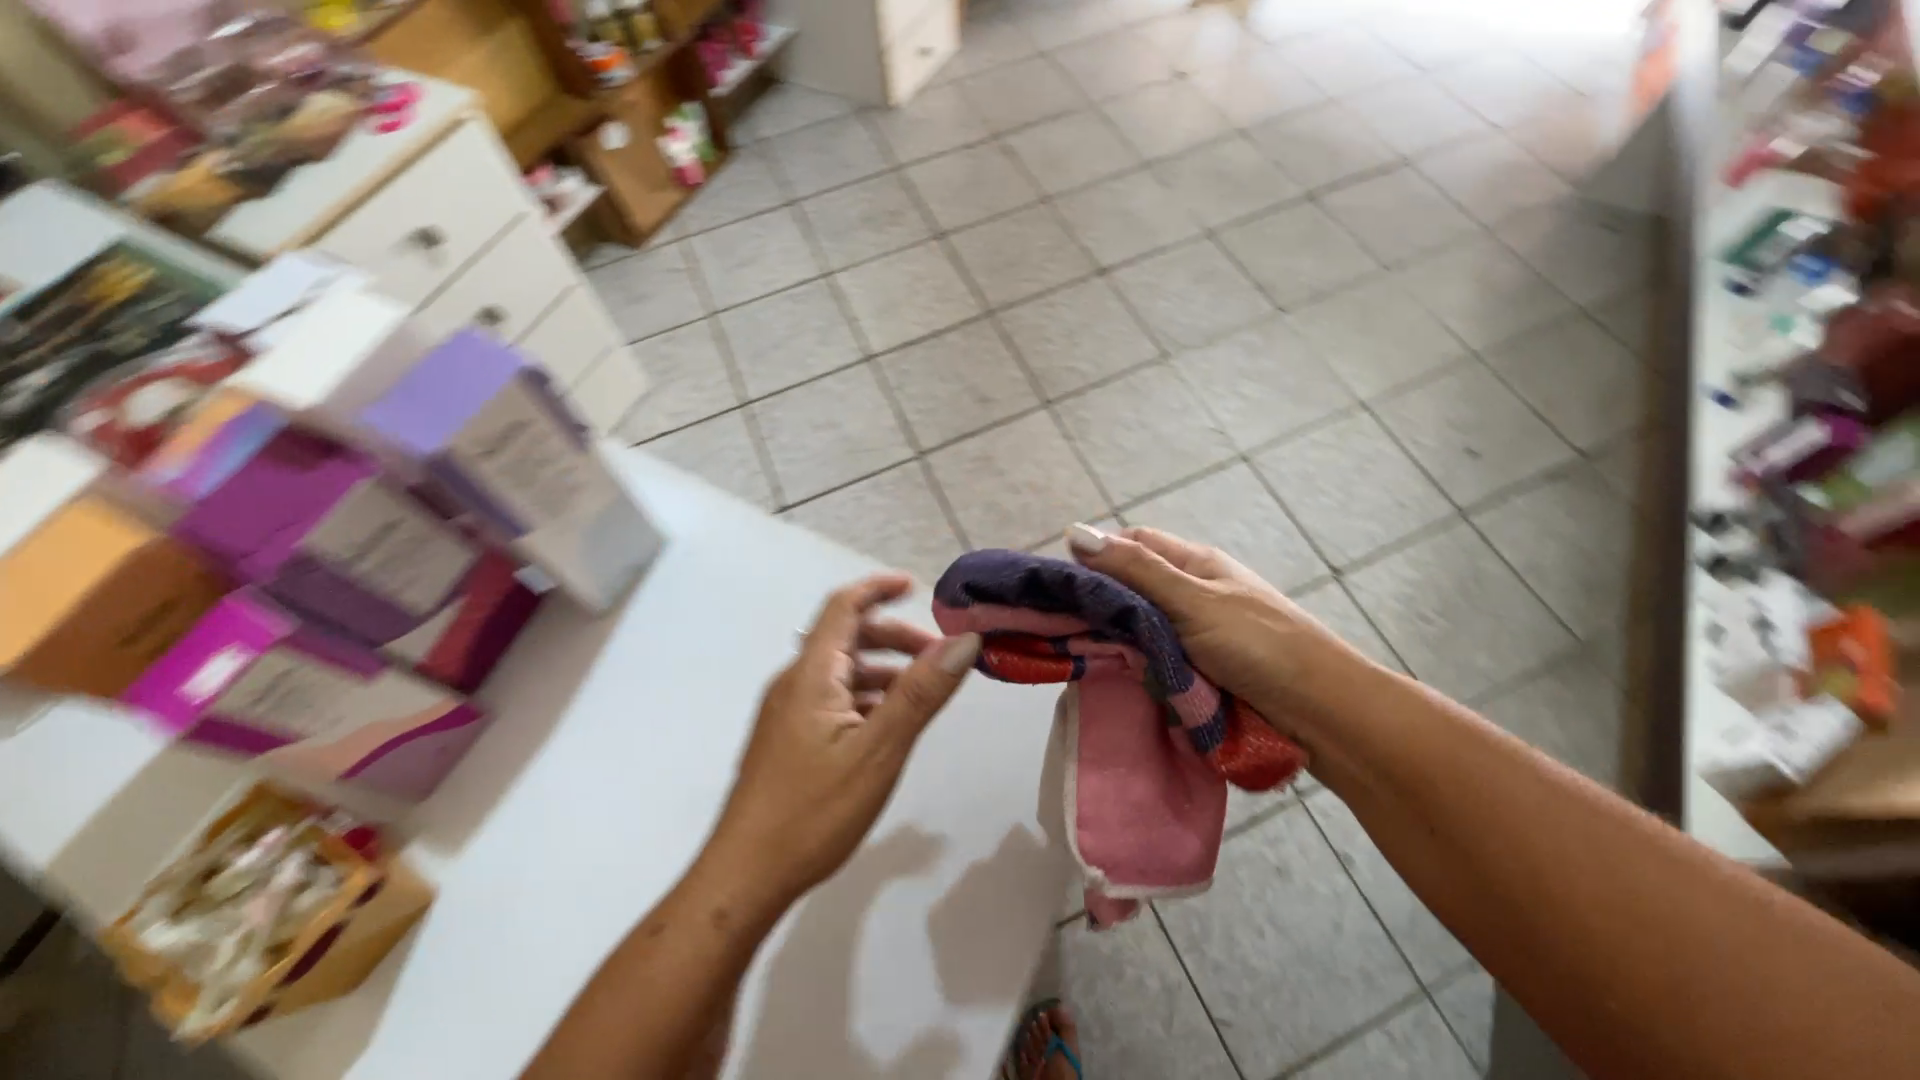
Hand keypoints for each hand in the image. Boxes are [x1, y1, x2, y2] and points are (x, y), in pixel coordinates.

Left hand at [707, 575, 980, 909]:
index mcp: (811, 675)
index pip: (843, 607)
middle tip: (937, 657)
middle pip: (844, 638)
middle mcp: (792, 684)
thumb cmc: (813, 811)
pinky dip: (863, 699)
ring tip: (921, 695)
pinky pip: (829, 700)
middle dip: (892, 637)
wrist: (745, 874)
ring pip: (838, 673)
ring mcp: (784, 714)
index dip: (878, 588)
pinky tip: (885, 729)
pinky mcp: (784, 741)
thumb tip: (963, 640)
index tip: (916, 587)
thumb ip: (920, 694)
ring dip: (881, 671)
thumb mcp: (879, 750)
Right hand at [1063, 523, 1366, 729]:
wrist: (1320, 708)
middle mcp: (1194, 591)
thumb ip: (1135, 571)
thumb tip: (1075, 532)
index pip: (1133, 544)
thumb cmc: (1258, 644)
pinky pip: (1160, 659)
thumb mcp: (1190, 601)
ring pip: (1144, 628)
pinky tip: (1124, 678)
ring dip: (1123, 642)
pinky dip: (1143, 667)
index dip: (1097, 557)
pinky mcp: (1203, 668)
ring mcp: (1200, 631)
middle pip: (1134, 588)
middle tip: (1064, 630)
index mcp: (1194, 563)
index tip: (1062, 587)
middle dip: (1104, 606)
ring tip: (1087, 658)